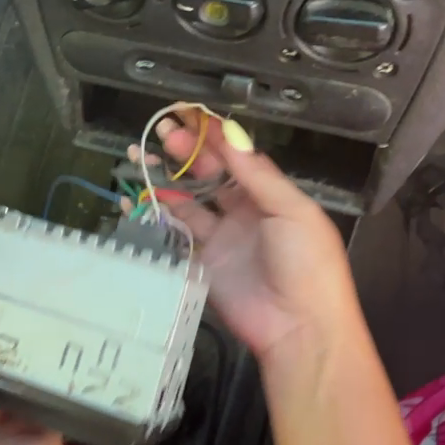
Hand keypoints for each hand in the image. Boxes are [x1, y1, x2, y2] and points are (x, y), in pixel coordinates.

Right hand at [154, 111, 369, 371]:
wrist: (299, 328)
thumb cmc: (307, 264)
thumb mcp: (291, 210)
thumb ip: (257, 174)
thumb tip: (230, 133)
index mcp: (270, 194)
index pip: (236, 156)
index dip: (212, 136)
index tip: (187, 116)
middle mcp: (244, 210)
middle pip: (209, 173)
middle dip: (186, 152)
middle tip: (163, 134)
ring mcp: (222, 236)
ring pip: (188, 199)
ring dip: (166, 178)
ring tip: (139, 157)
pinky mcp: (204, 261)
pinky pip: (177, 232)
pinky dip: (156, 215)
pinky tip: (137, 199)